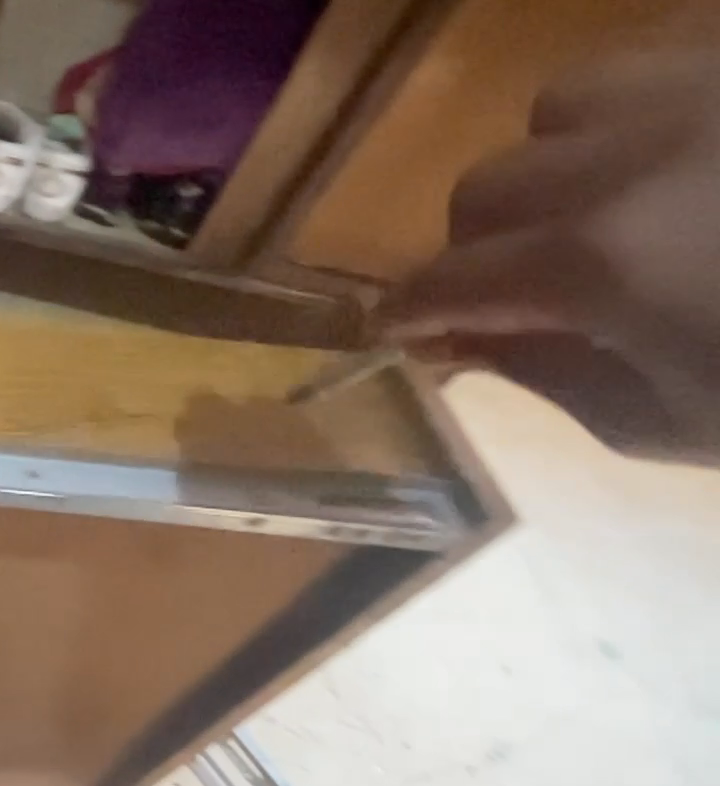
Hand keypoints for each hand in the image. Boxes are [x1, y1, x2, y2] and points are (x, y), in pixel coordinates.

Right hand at [376, 40, 719, 461]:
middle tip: (516, 285)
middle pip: (486, 187)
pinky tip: (699, 165)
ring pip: (569, 103)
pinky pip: (681, 61)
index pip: (440, 284)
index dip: (405, 315)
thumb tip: (466, 341)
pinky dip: (655, 116)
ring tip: (609, 204)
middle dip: (478, 244)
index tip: (397, 334)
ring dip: (560, 162)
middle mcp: (645, 155)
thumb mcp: (669, 423)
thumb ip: (544, 375)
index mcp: (600, 261)